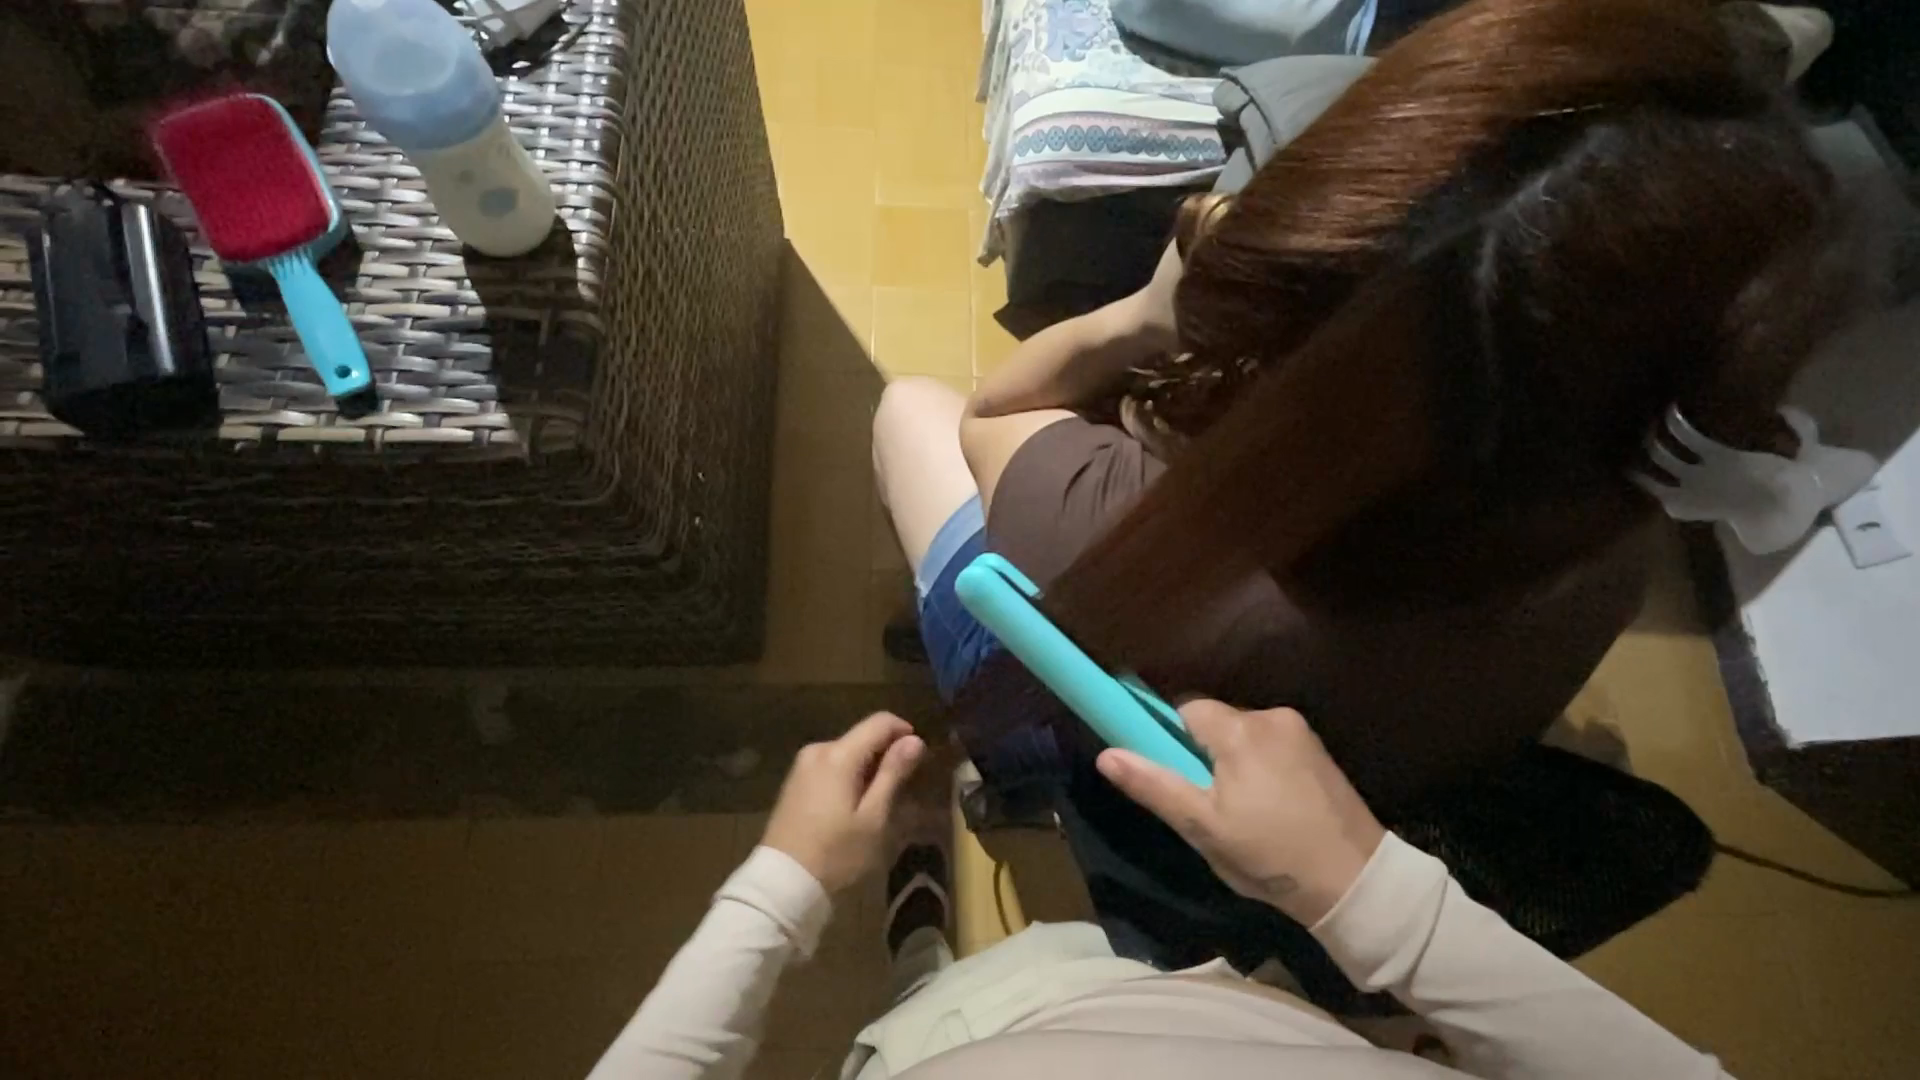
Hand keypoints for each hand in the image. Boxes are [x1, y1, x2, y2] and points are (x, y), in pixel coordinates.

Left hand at [763, 713, 925, 892]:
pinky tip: (853, 806)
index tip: (919, 758)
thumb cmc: (835, 855)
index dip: (904, 732)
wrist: (781, 886)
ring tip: (880, 801)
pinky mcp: (794, 783)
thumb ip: (893, 774)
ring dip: (867, 767)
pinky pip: (830, 766)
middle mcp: (817, 750)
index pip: (879, 722)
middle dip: (886, 754)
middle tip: (903, 788)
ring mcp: (801, 766)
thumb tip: (914, 740)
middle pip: (862, 737)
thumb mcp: (873, 818)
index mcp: (838, 755)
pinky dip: (848, 776)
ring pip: (846, 752)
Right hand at [1097, 701, 1384, 924]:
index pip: (1184, 709)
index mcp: (1238, 730)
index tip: (1175, 774)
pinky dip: (1259, 764)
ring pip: (1242, 733)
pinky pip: (1270, 743)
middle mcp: (1269, 716)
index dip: (1171, 737)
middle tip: (1208, 802)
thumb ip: (1153, 785)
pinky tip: (1270, 804)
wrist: (1357, 883)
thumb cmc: (1270, 856)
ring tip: (1242, 809)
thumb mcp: (1202, 827)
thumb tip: (1105, 755)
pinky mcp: (1319, 749)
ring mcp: (1299, 731)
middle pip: (1214, 720)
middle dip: (1202, 751)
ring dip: (1232, 758)